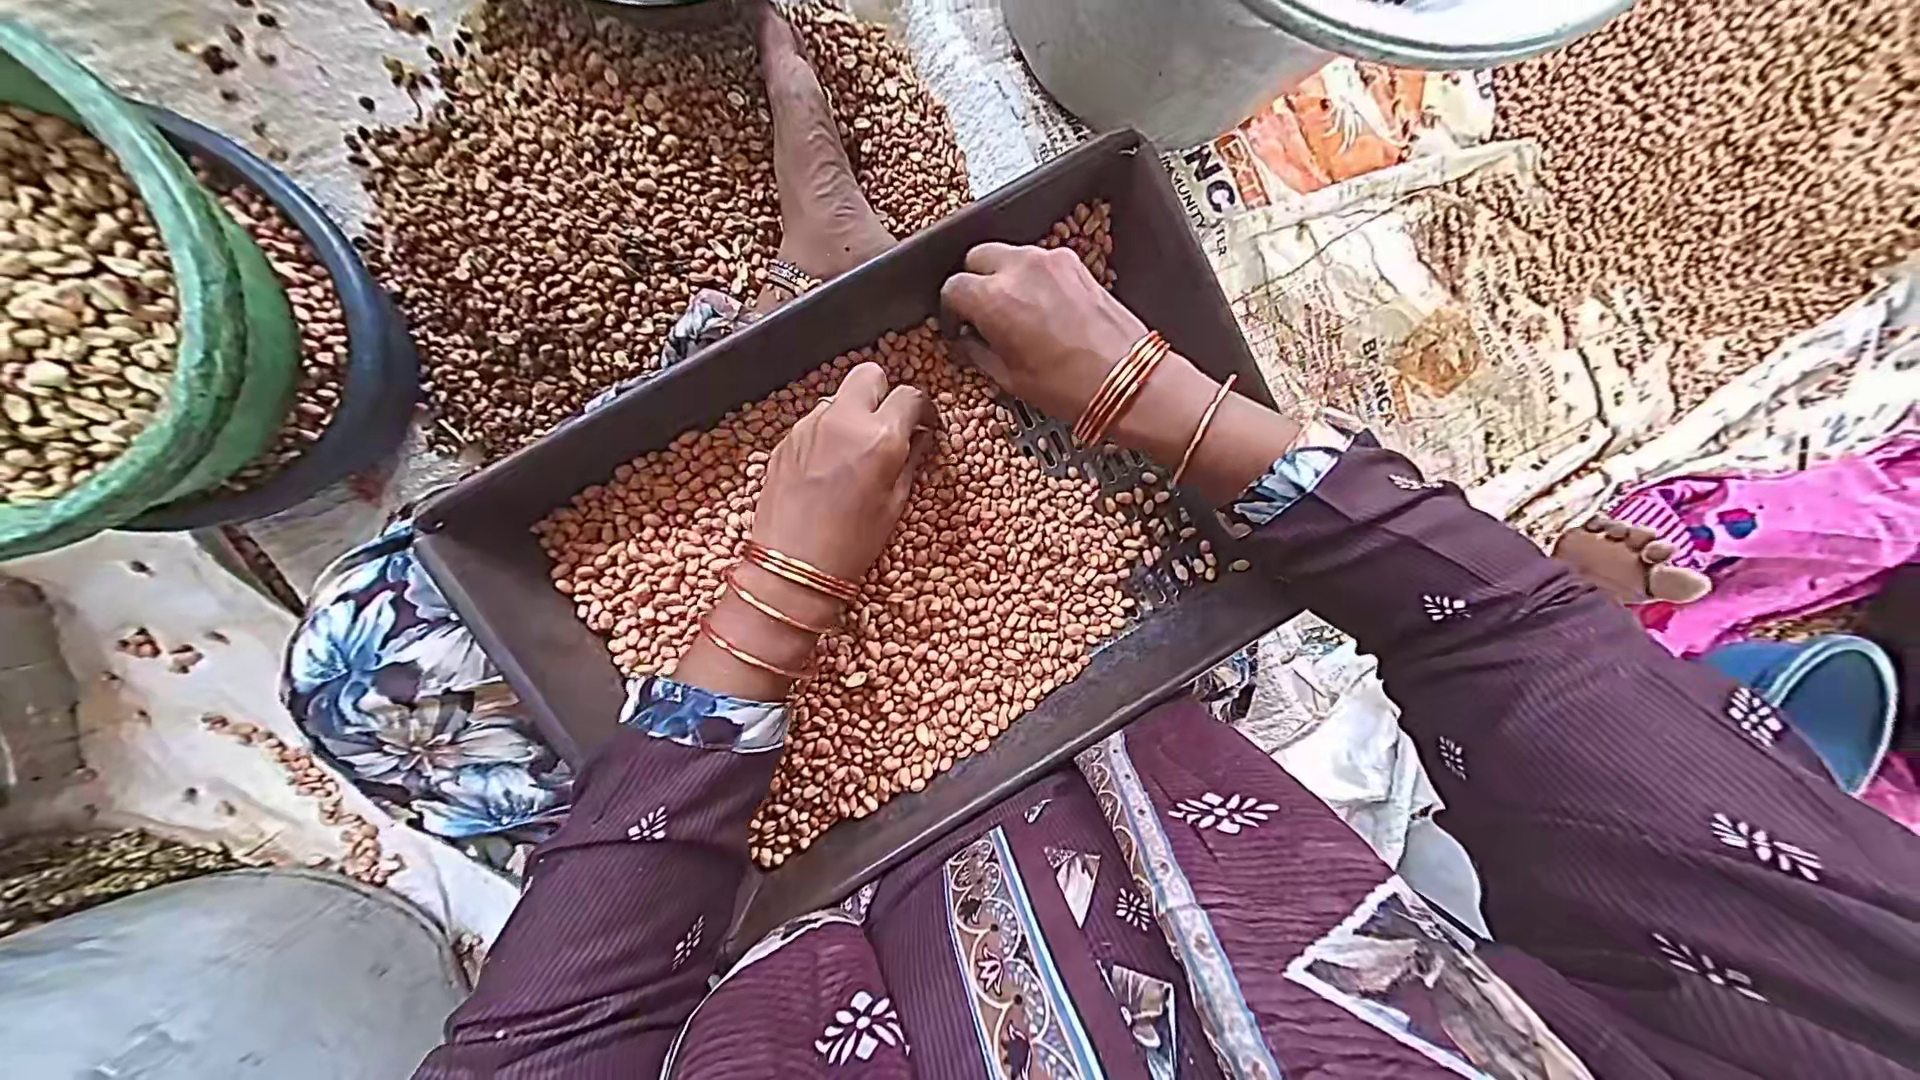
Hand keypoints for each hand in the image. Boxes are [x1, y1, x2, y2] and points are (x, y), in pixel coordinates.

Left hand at [751, 361, 934, 583]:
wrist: (793, 565)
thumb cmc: (849, 543)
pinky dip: (829, 432)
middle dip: (884, 393)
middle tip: (890, 423)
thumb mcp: (895, 503)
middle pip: (870, 375)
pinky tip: (831, 465)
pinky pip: (816, 420)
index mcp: (879, 437)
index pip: (910, 396)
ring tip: (858, 450)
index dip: (923, 409)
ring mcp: (810, 426)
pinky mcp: (787, 438)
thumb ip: (911, 460)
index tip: (925, 423)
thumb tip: (921, 438)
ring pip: (840, 397)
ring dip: (854, 413)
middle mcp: (843, 421)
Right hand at [938, 243, 1146, 422]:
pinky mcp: (1075, 263)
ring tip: (1011, 313)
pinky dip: (1030, 278)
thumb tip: (967, 341)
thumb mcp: (1009, 378)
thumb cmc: (1070, 386)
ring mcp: (1050, 261)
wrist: (1125, 380)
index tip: (958, 325)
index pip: (953, 287)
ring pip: (1008, 256)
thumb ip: (978, 351)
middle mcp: (1019, 269)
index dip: (951, 309)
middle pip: (976, 258)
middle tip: (978, 314)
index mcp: (994, 298)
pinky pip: (1039, 262)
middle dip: (972, 283)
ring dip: (1001, 278)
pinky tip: (1038, 309)